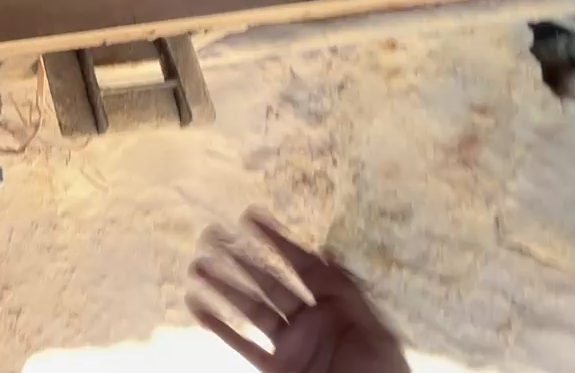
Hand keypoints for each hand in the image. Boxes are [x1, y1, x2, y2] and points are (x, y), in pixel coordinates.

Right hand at [188, 212, 408, 372]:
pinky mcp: (275, 370)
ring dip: (222, 287)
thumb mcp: (378, 340)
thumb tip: (326, 249)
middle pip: (267, 283)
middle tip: (211, 234)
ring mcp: (290, 347)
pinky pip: (242, 344)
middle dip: (238, 257)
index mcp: (336, 312)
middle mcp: (308, 324)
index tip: (250, 216)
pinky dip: (219, 326)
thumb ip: (352, 297)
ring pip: (249, 309)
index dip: (277, 241)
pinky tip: (197, 307)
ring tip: (197, 268)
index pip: (302, 268)